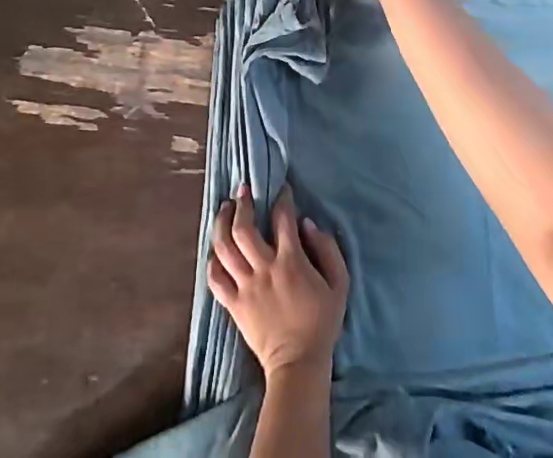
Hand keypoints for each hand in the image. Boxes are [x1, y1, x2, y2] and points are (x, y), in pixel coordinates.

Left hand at [208, 184, 349, 376]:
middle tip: (242, 190)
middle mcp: (264, 269)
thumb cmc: (322, 322)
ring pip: (224, 248)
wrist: (299, 363)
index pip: (283, 219)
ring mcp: (245, 286)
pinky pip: (215, 278)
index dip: (282, 198)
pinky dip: (212, 261)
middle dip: (242, 204)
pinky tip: (215, 249)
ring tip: (223, 209)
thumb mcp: (339, 284)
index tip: (282, 189)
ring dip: (221, 223)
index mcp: (291, 262)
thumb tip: (308, 224)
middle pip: (244, 228)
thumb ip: (328, 250)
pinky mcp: (233, 304)